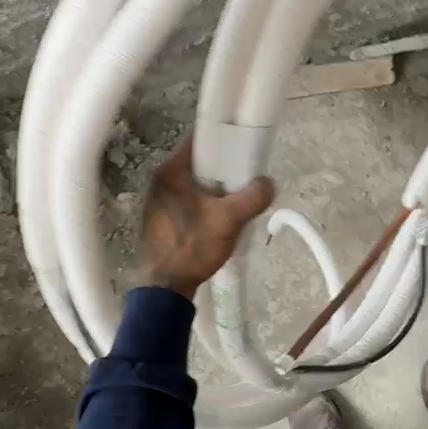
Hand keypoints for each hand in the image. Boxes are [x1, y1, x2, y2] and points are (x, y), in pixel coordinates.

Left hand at [137, 138, 274, 297]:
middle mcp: (161, 181)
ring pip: (195, 186)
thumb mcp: (230, 219)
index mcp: (171, 171)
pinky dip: (206, 205)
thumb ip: (253, 197)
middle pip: (199, 164)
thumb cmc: (193, 245)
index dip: (224, 141)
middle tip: (246, 178)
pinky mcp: (161, 220)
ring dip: (216, 190)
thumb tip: (268, 183)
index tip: (245, 149)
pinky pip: (189, 203)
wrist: (166, 287)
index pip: (200, 141)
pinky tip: (221, 219)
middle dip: (224, 170)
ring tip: (238, 200)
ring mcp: (159, 202)